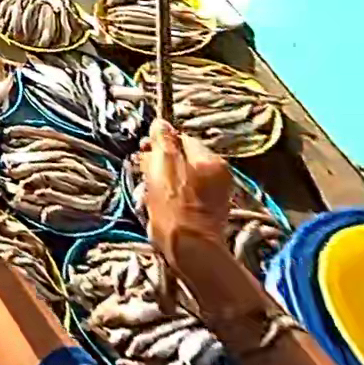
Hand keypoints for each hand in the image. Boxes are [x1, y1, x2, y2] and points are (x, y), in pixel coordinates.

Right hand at [141, 119, 233, 273]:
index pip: (180, 137)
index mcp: (212, 161)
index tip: (145, 151)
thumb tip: (161, 123)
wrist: (185, 241)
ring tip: (150, 182)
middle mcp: (218, 174)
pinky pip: (181, 185)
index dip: (160, 141)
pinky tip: (158, 194)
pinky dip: (167, 186)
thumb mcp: (163, 162)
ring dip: (160, 172)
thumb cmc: (173, 199)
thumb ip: (164, 139)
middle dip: (159, 157)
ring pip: (178, 170)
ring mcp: (212, 191)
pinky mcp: (203, 205)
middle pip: (180, 154)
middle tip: (145, 166)